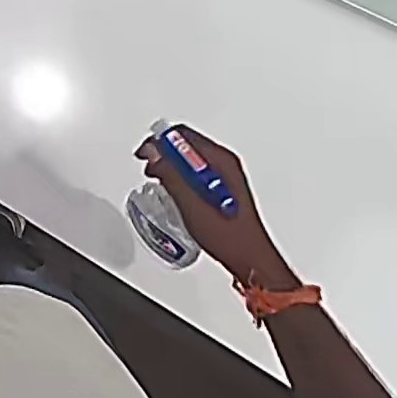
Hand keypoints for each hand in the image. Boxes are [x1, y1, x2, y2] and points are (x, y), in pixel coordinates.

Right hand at [138, 126, 297, 287]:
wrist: (251, 262)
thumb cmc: (227, 235)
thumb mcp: (188, 201)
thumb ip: (168, 172)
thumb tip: (153, 151)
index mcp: (219, 160)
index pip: (181, 134)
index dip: (157, 142)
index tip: (145, 156)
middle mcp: (225, 164)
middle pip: (185, 143)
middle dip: (162, 152)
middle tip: (150, 167)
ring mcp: (226, 176)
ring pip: (189, 157)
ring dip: (170, 165)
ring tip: (160, 181)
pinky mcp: (224, 188)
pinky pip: (195, 170)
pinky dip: (180, 175)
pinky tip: (176, 192)